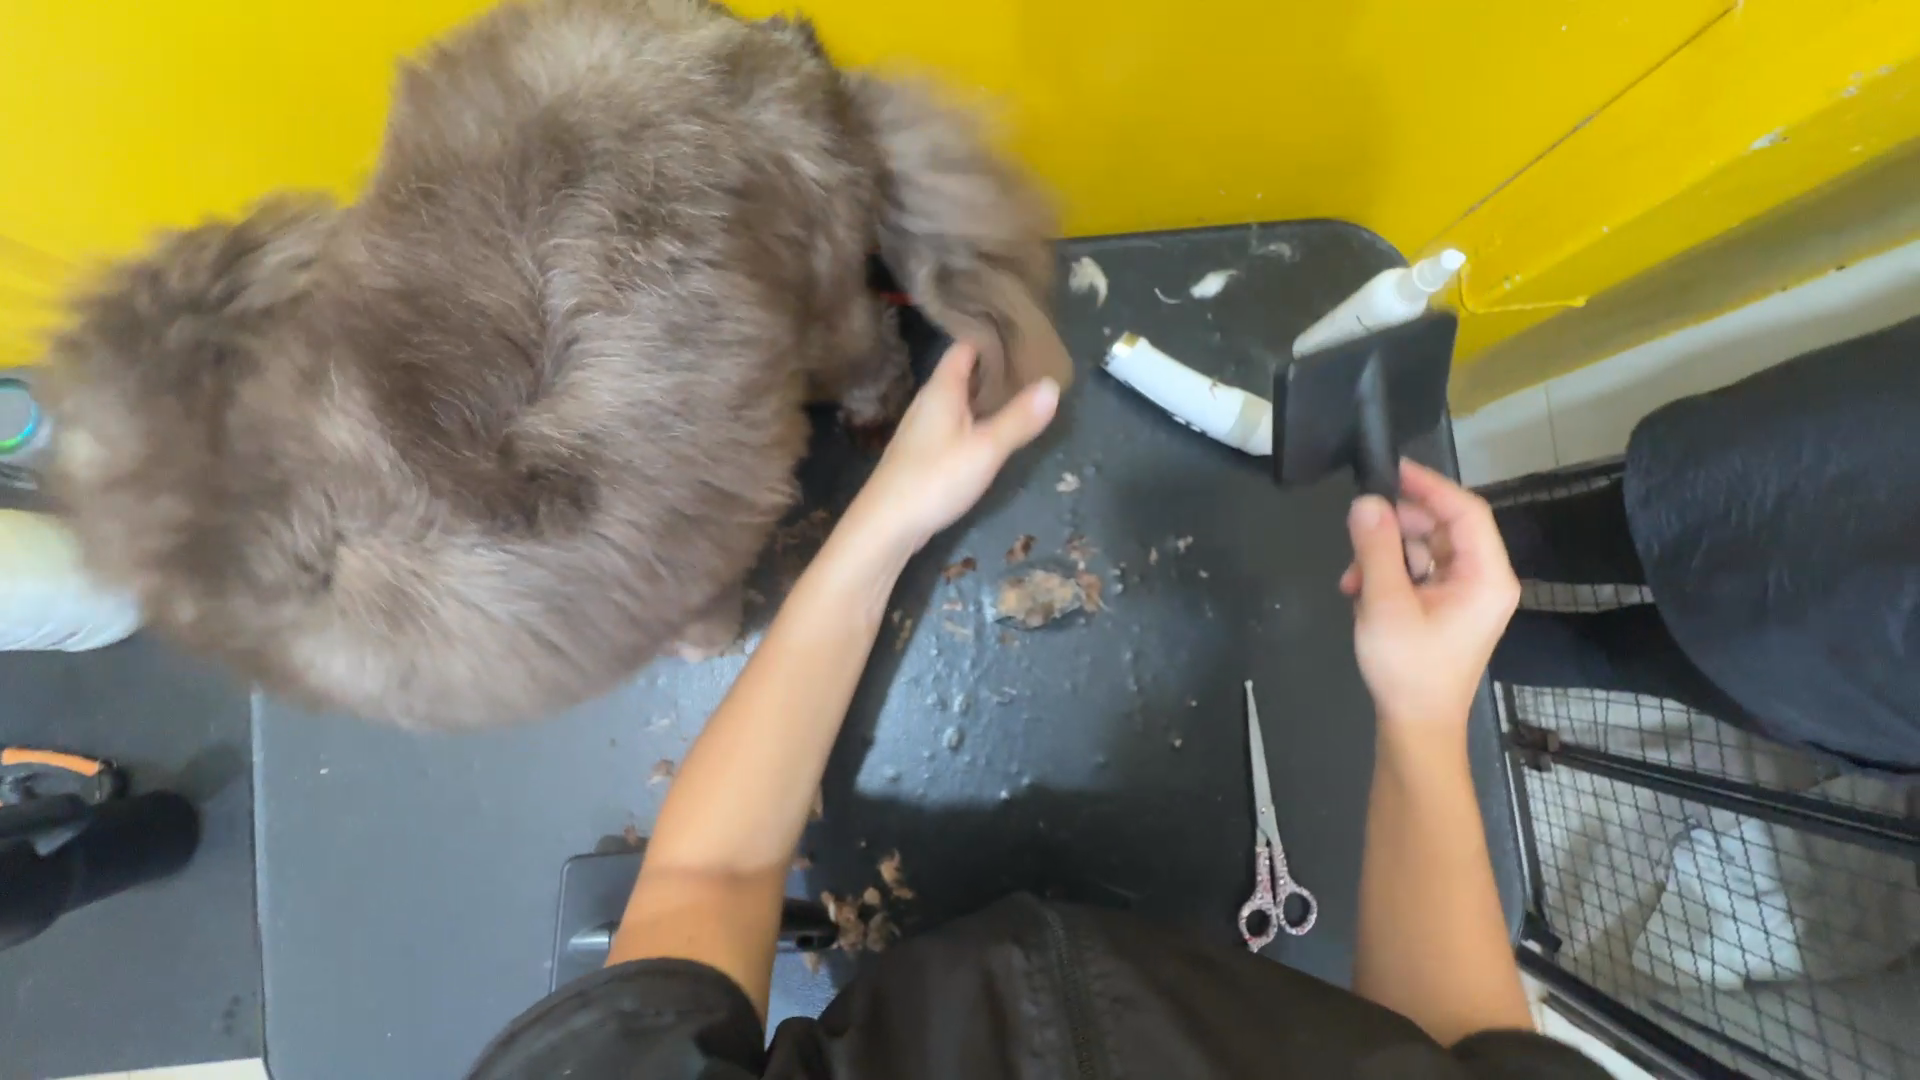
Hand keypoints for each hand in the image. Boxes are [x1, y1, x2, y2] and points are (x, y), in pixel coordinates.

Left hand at [845, 344, 1059, 555]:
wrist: (887, 524)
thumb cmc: (935, 479)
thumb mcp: (986, 449)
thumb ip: (1018, 418)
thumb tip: (1052, 384)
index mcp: (941, 389)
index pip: (965, 346)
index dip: (991, 337)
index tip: (1023, 333)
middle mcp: (929, 402)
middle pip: (963, 373)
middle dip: (994, 367)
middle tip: (1034, 365)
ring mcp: (923, 429)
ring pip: (959, 401)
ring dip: (985, 396)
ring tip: (1022, 395)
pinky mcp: (923, 454)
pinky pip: (954, 424)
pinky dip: (975, 420)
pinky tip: (993, 433)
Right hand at [1339, 461, 1519, 737]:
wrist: (1415, 723)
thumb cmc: (1408, 667)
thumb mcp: (1384, 603)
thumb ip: (1375, 549)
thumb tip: (1365, 502)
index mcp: (1485, 576)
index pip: (1465, 511)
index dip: (1429, 485)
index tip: (1390, 469)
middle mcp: (1481, 579)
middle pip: (1439, 527)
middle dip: (1394, 528)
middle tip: (1356, 533)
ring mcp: (1462, 594)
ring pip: (1421, 548)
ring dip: (1382, 555)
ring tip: (1350, 578)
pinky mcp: (1442, 606)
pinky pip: (1415, 571)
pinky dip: (1385, 574)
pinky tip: (1358, 591)